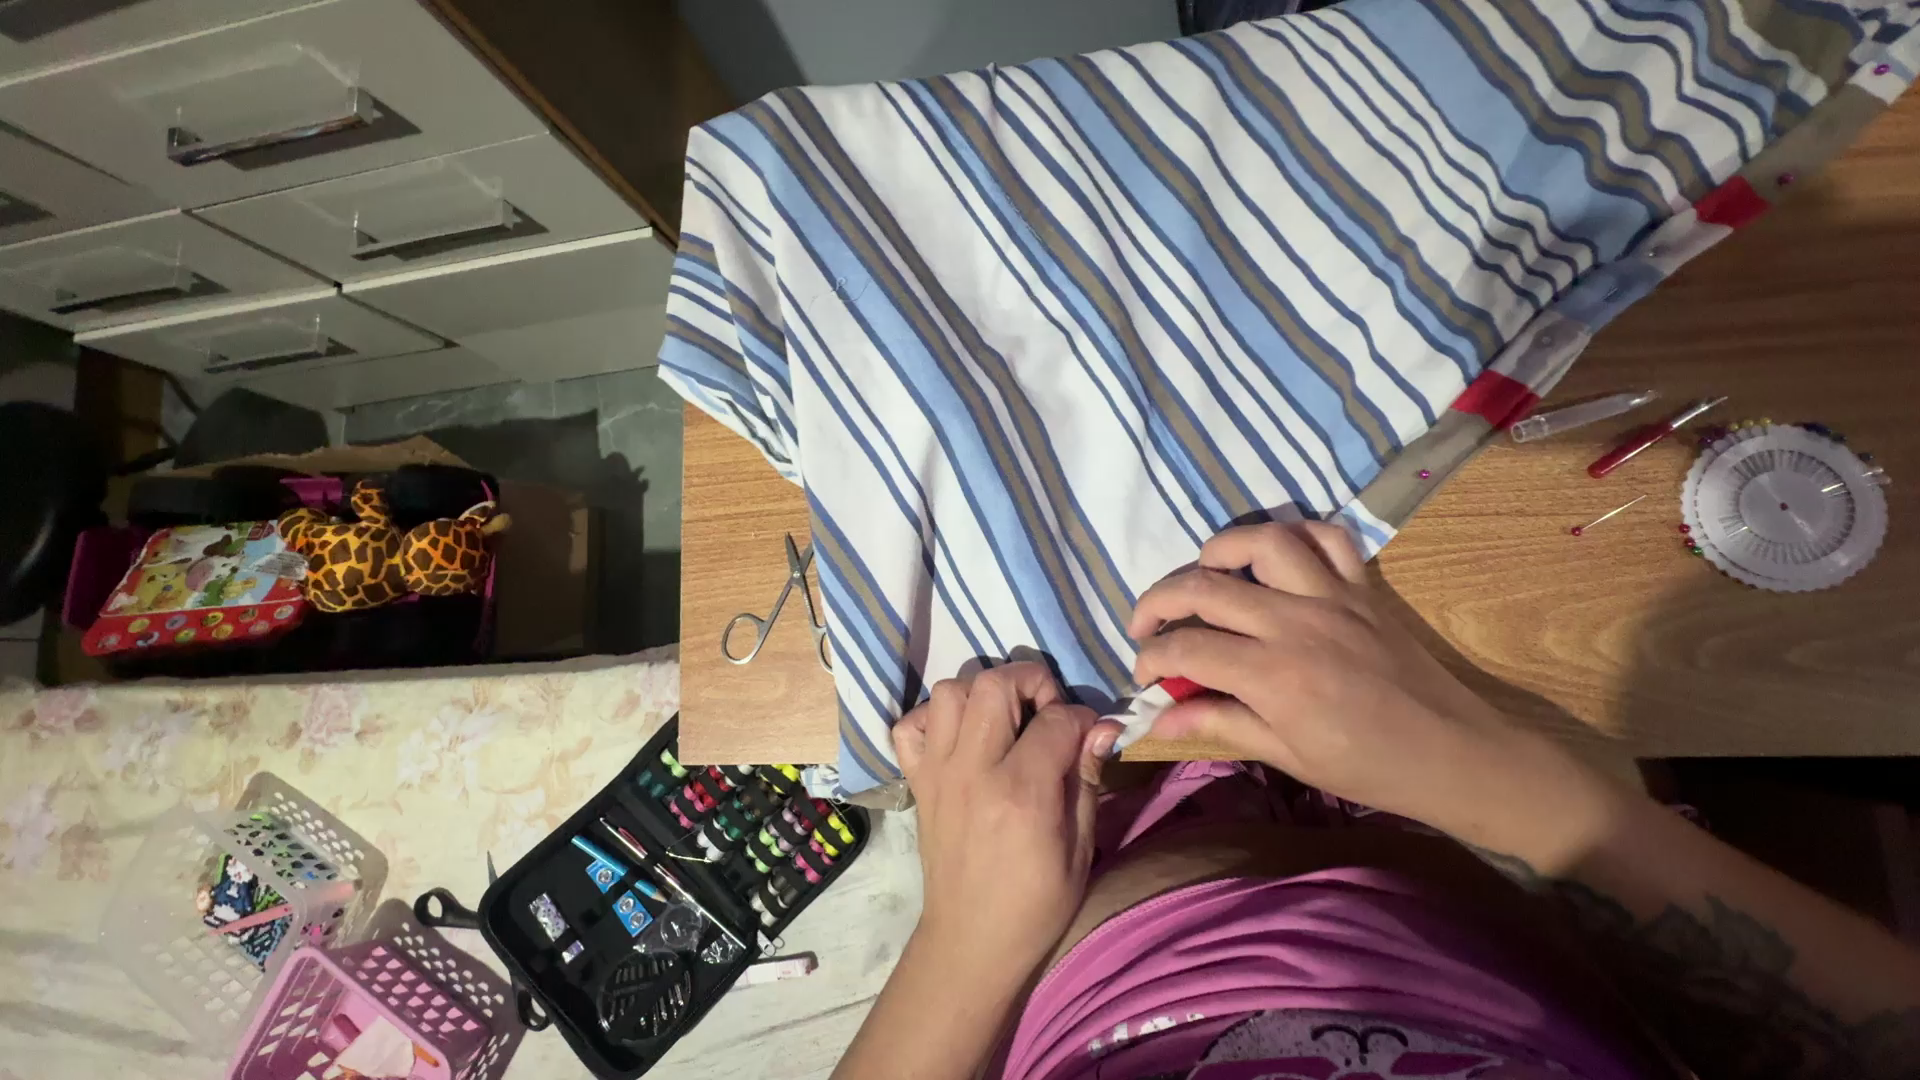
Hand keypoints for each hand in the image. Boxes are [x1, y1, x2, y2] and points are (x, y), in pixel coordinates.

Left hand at [892, 663, 1118, 973]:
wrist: (971, 941)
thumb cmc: (1037, 903)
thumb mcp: (1080, 848)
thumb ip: (1086, 779)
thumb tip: (1103, 727)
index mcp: (1022, 793)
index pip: (1056, 719)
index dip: (1081, 717)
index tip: (1088, 734)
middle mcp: (974, 771)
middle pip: (994, 684)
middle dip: (1030, 682)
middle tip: (1045, 711)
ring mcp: (937, 772)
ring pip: (950, 691)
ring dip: (982, 692)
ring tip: (1004, 720)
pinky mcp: (916, 781)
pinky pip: (910, 725)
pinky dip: (934, 718)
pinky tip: (960, 737)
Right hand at [1129, 522, 1616, 855]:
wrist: (1458, 757)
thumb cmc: (1368, 768)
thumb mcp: (1287, 755)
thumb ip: (1218, 724)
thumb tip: (1156, 719)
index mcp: (1274, 676)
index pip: (1186, 649)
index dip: (1150, 658)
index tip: (1143, 675)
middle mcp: (1296, 623)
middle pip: (1204, 587)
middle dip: (1157, 602)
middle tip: (1146, 626)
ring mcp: (1333, 597)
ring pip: (1262, 541)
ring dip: (1218, 551)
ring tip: (1203, 575)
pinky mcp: (1362, 588)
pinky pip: (1327, 538)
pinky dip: (1292, 536)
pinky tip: (1272, 558)